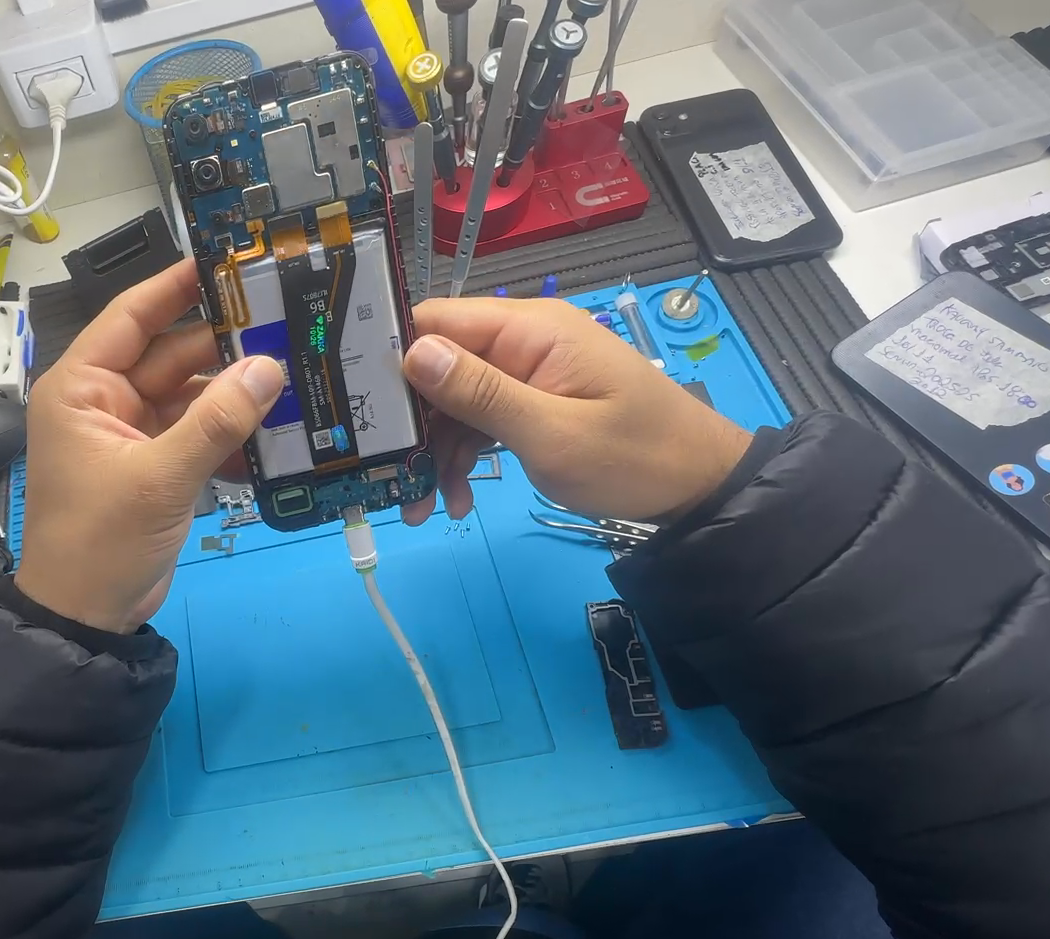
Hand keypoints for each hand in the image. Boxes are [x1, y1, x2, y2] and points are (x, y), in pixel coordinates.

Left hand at [15, 260, 284, 633]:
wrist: (88, 615)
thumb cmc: (101, 540)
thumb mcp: (158, 477)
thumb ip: (215, 422)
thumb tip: (269, 367)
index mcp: (82, 387)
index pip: (130, 317)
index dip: (176, 287)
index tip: (225, 262)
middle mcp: (106, 401)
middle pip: (171, 355)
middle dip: (225, 345)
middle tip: (287, 322)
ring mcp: (134, 434)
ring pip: (191, 396)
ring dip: (235, 392)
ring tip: (295, 371)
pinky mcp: (158, 466)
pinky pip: (199, 434)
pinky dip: (230, 432)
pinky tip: (276, 426)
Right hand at [400, 297, 752, 525]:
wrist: (695, 490)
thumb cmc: (633, 459)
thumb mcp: (552, 433)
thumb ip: (481, 393)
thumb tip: (413, 353)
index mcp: (529, 331)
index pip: (437, 320)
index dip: (391, 356)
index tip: (355, 404)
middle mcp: (520, 343)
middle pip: (437, 368)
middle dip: (410, 423)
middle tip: (387, 473)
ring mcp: (523, 375)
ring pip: (451, 404)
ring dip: (433, 453)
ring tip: (421, 505)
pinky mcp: (526, 404)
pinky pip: (476, 424)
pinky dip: (460, 460)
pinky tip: (456, 500)